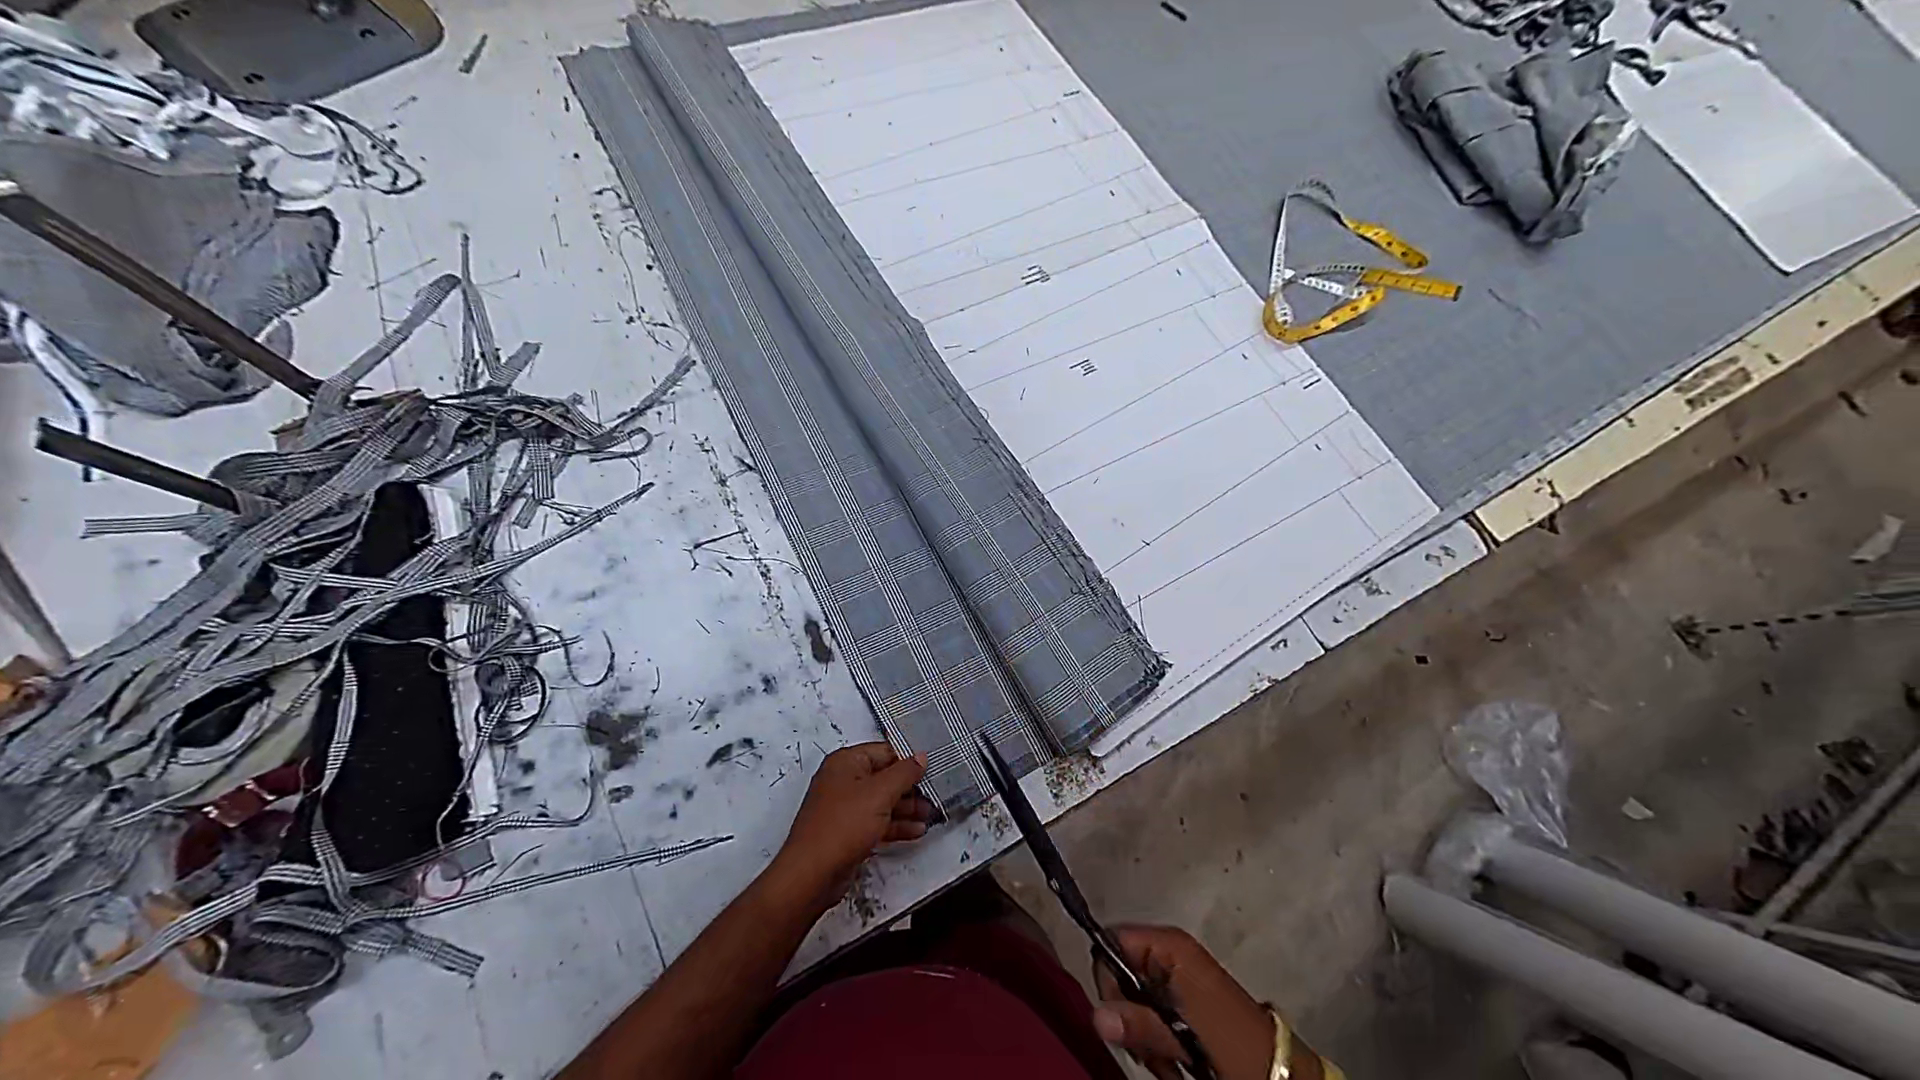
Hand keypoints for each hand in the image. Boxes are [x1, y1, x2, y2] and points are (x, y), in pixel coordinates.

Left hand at [770, 742, 931, 910]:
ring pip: (882, 801)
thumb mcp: (880, 794)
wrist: (813, 873)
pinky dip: (895, 825)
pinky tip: (914, 830)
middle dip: (910, 787)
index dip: (908, 759)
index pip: (884, 751)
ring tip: (928, 814)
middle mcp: (842, 781)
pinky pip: (876, 822)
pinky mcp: (847, 831)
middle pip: (884, 777)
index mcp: (846, 762)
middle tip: (932, 793)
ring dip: (906, 808)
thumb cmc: (838, 828)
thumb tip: (919, 758)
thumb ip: (904, 773)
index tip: (929, 767)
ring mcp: (844, 807)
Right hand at [1091, 926, 1281, 1079]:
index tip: (1120, 1017)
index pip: (1112, 941)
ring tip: (1166, 1060)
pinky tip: (1173, 1060)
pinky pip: (1150, 1012)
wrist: (1285, 1077)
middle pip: (1120, 971)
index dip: (1108, 977)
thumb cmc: (1236, 1048)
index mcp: (1171, 946)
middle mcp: (1170, 952)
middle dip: (1127, 1013)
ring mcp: (1178, 976)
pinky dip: (1155, 1039)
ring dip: (1142, 1033)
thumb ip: (1141, 1025)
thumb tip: (1096, 1015)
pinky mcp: (1185, 1001)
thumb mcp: (1185, 1039)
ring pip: (1132, 996)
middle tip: (1149, 1049)